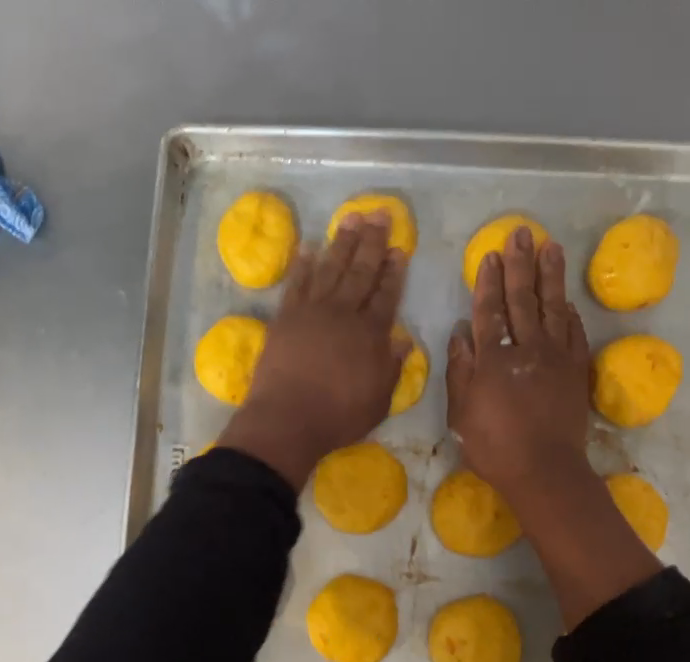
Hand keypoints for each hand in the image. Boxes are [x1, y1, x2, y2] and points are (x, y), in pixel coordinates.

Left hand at [218, 214, 409, 488]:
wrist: (288, 419)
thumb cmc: (338, 417)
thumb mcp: (379, 401)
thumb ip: (391, 369)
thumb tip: (403, 341)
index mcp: (371, 333)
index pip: (387, 294)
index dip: (394, 271)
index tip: (399, 249)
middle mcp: (344, 314)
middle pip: (361, 271)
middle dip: (372, 242)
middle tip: (380, 214)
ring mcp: (313, 312)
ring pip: (331, 268)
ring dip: (342, 242)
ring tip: (351, 218)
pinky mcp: (286, 317)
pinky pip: (297, 283)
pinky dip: (303, 264)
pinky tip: (309, 248)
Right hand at [446, 226, 592, 500]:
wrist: (544, 469)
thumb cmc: (493, 448)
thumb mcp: (461, 414)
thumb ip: (460, 371)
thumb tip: (461, 334)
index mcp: (492, 360)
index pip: (489, 310)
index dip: (488, 281)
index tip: (490, 255)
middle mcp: (525, 349)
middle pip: (521, 298)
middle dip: (519, 264)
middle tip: (521, 233)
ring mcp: (555, 357)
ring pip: (552, 306)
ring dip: (550, 275)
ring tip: (549, 247)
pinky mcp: (576, 369)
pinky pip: (574, 331)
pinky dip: (568, 311)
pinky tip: (564, 298)